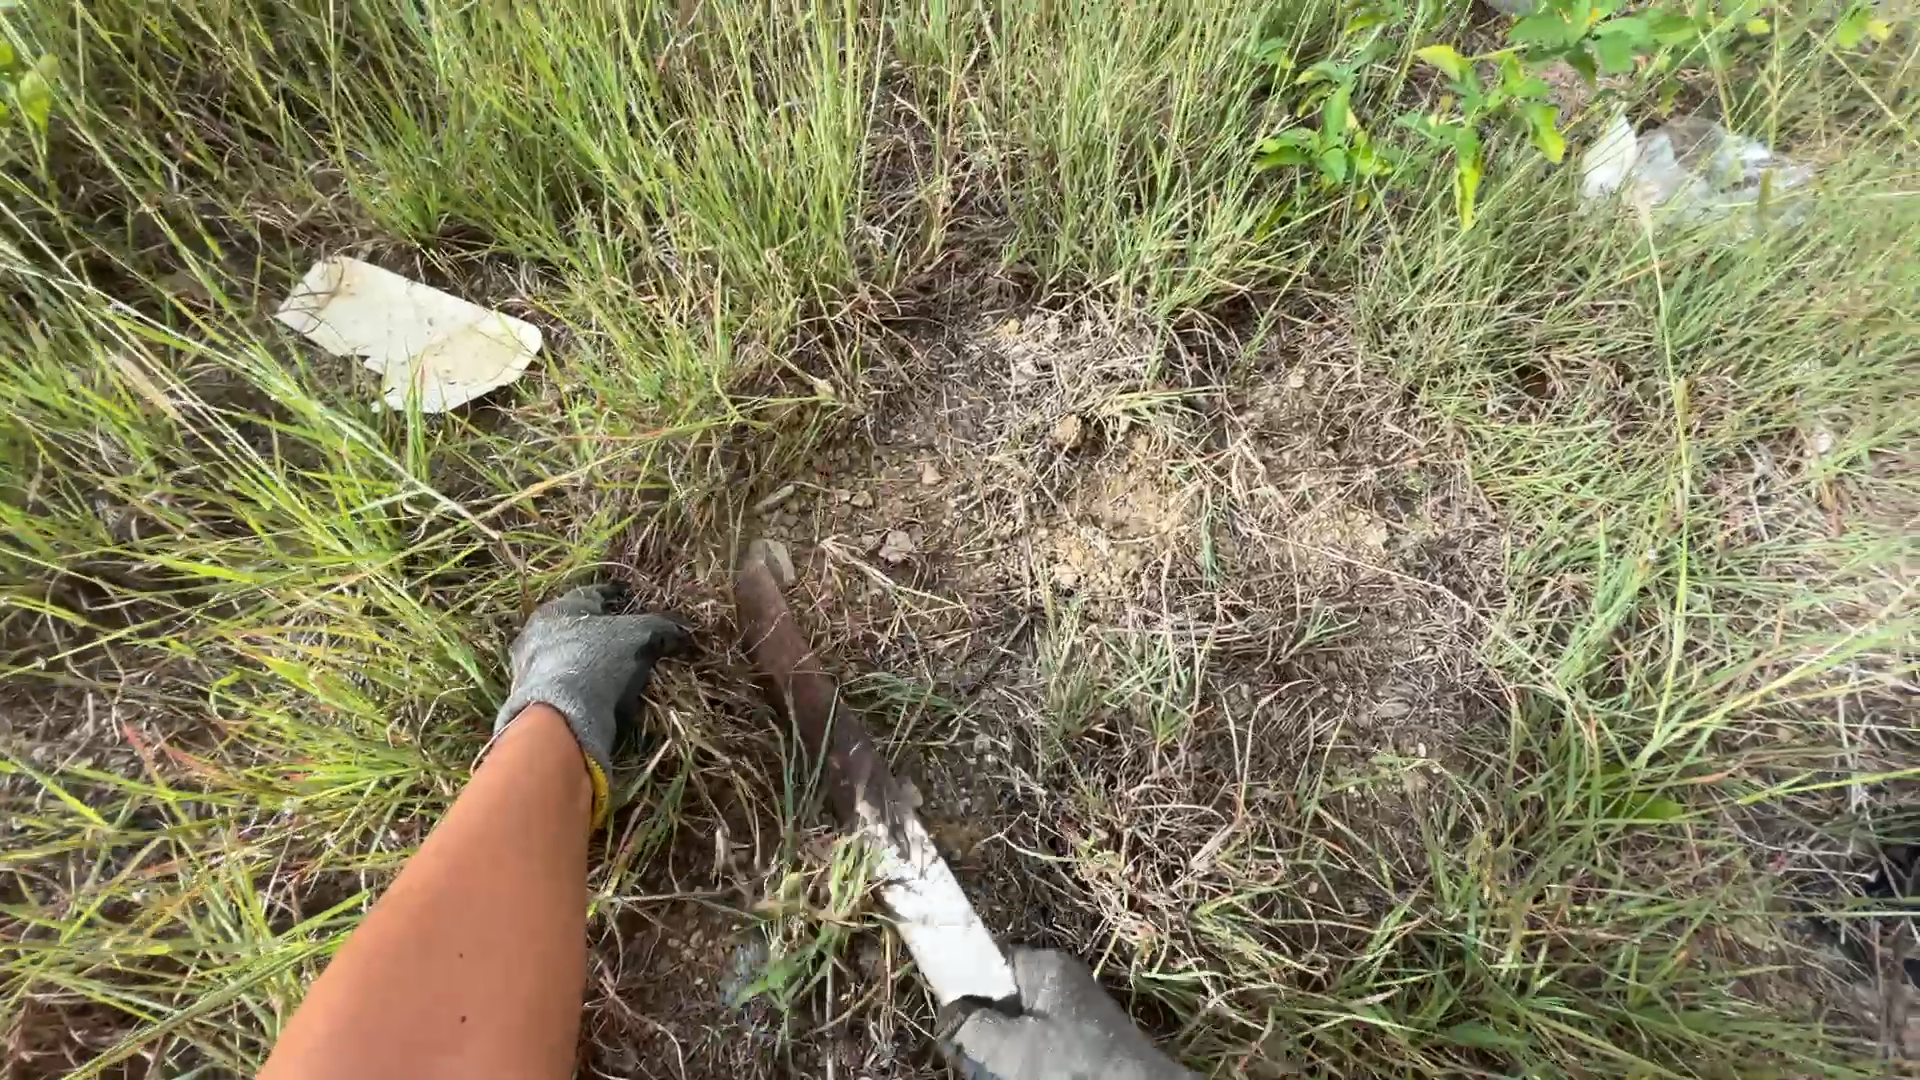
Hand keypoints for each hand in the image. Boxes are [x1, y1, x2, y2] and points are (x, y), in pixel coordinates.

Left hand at [494, 583, 691, 827]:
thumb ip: (661, 625)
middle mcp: (537, 634)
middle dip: (605, 629)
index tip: (632, 598)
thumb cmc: (597, 659)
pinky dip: (590, 682)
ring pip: (573, 655)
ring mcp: (531, 669)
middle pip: (579, 625)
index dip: (617, 596)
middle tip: (631, 633)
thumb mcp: (638, 635)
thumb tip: (683, 627)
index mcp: (557, 610)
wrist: (561, 714)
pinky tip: (610, 690)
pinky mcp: (537, 699)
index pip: (593, 594)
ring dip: (598, 658)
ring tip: (625, 665)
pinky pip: (571, 682)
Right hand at [946, 948, 1191, 1079]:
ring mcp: (1074, 1015)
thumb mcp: (1012, 1048)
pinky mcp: (1083, 1045)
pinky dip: (1026, 1065)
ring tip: (998, 1072)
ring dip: (1003, 1055)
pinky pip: (1040, 1047)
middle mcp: (1061, 983)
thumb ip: (973, 1027)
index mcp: (1045, 968)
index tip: (950, 1017)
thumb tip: (948, 1015)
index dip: (967, 986)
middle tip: (971, 1059)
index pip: (993, 961)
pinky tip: (1018, 1076)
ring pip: (1021, 1030)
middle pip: (1005, 1000)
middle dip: (984, 1030)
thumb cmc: (1073, 1066)